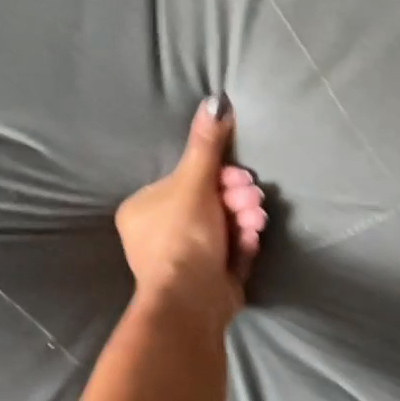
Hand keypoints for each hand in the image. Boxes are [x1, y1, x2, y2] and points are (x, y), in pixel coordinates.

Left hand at [113, 97, 266, 327]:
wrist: (192, 300)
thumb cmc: (183, 237)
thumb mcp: (194, 184)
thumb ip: (207, 144)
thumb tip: (215, 100)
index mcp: (145, 208)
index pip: (190, 180)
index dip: (221, 176)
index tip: (239, 180)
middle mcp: (161, 231)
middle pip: (212, 201)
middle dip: (238, 199)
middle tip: (252, 202)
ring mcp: (186, 256)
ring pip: (226, 225)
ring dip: (246, 219)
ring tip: (254, 225)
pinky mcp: (210, 275)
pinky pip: (232, 249)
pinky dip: (244, 243)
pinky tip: (249, 244)